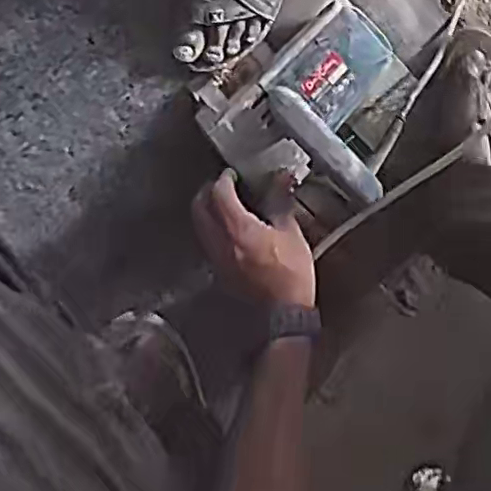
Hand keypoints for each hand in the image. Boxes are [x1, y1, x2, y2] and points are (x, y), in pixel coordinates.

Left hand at [192, 171, 315, 308]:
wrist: (283, 316)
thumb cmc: (291, 275)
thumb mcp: (291, 234)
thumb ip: (281, 202)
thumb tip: (282, 177)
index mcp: (238, 230)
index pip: (219, 194)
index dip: (223, 179)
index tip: (232, 174)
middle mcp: (220, 242)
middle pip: (200, 208)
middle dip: (207, 192)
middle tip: (221, 185)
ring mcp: (216, 258)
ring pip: (200, 225)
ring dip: (207, 210)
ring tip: (223, 203)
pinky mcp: (218, 271)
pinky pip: (206, 240)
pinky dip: (211, 227)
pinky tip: (227, 227)